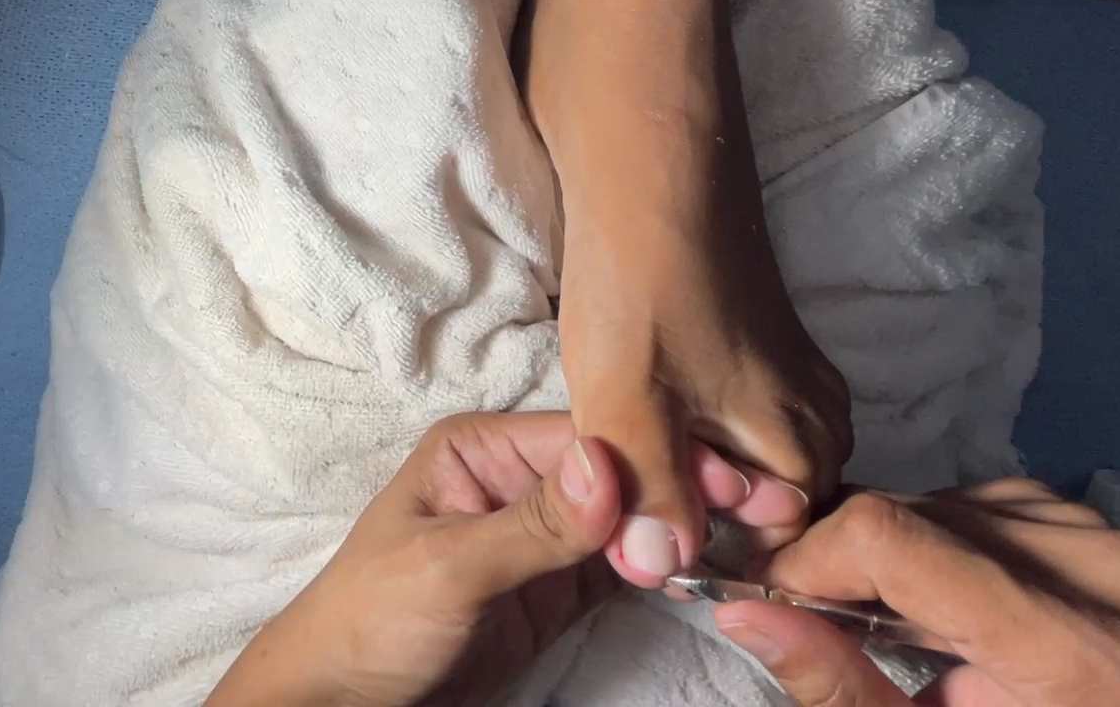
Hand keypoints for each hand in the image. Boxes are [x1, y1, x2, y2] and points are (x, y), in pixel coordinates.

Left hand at [205, 411, 796, 706]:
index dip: (653, 452)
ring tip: (761, 534)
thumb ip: (532, 522)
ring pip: (624, 517)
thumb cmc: (377, 614)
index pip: (582, 438)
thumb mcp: (451, 564)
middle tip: (769, 506)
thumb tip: (610, 462)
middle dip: (681, 486)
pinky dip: (661, 566)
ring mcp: (541, 530)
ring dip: (680, 526)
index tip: (731, 475)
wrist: (350, 697)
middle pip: (613, 472)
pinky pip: (618, 563)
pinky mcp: (555, 582)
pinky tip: (712, 568)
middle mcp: (516, 477)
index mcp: (483, 448)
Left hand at [526, 0, 852, 588]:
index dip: (698, 552)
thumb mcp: (632, 393)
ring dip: (647, 451)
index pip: (769, 541)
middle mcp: (788, 396)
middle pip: (733, 489)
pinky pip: (680, 384)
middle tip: (598, 499)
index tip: (625, 551)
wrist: (633, 125)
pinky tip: (603, 396)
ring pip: (700, 434)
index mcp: (796, 433)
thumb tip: (659, 573)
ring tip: (593, 453)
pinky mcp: (702, 308)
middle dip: (667, 501)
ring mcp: (746, 347)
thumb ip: (648, 487)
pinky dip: (642, 403)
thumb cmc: (638, 264)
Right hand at [714, 482, 1119, 706]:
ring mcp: (1104, 537)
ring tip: (897, 616)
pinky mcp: (1091, 523)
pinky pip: (958, 499)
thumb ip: (836, 686)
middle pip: (898, 514)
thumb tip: (739, 610)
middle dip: (836, 559)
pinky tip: (943, 592)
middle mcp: (1104, 568)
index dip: (809, 560)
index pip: (888, 537)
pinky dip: (924, 537)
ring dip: (879, 547)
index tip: (775, 598)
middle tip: (826, 617)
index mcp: (1082, 650)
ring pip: (919, 499)